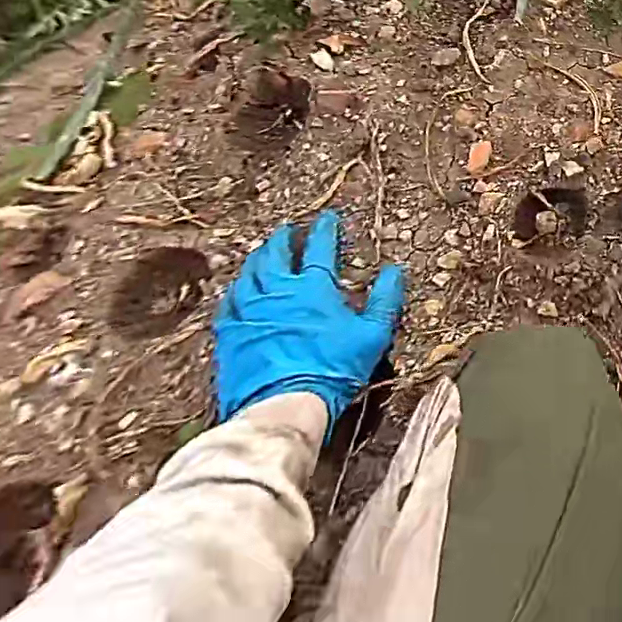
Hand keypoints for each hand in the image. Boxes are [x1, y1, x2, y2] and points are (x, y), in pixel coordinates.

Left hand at [214, 209, 404, 428]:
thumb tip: (393, 271)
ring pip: (248, 275)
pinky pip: (228, 303)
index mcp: (314, 289)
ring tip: (262, 252)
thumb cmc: (335, 366)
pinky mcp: (229, 335)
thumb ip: (386, 298)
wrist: (284, 404)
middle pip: (275, 256)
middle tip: (288, 230)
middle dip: (283, 239)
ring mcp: (249, 313)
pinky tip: (238, 289)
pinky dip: (236, 289)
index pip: (319, 249)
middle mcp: (278, 293)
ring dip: (257, 259)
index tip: (328, 218)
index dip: (324, 230)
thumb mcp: (375, 332)